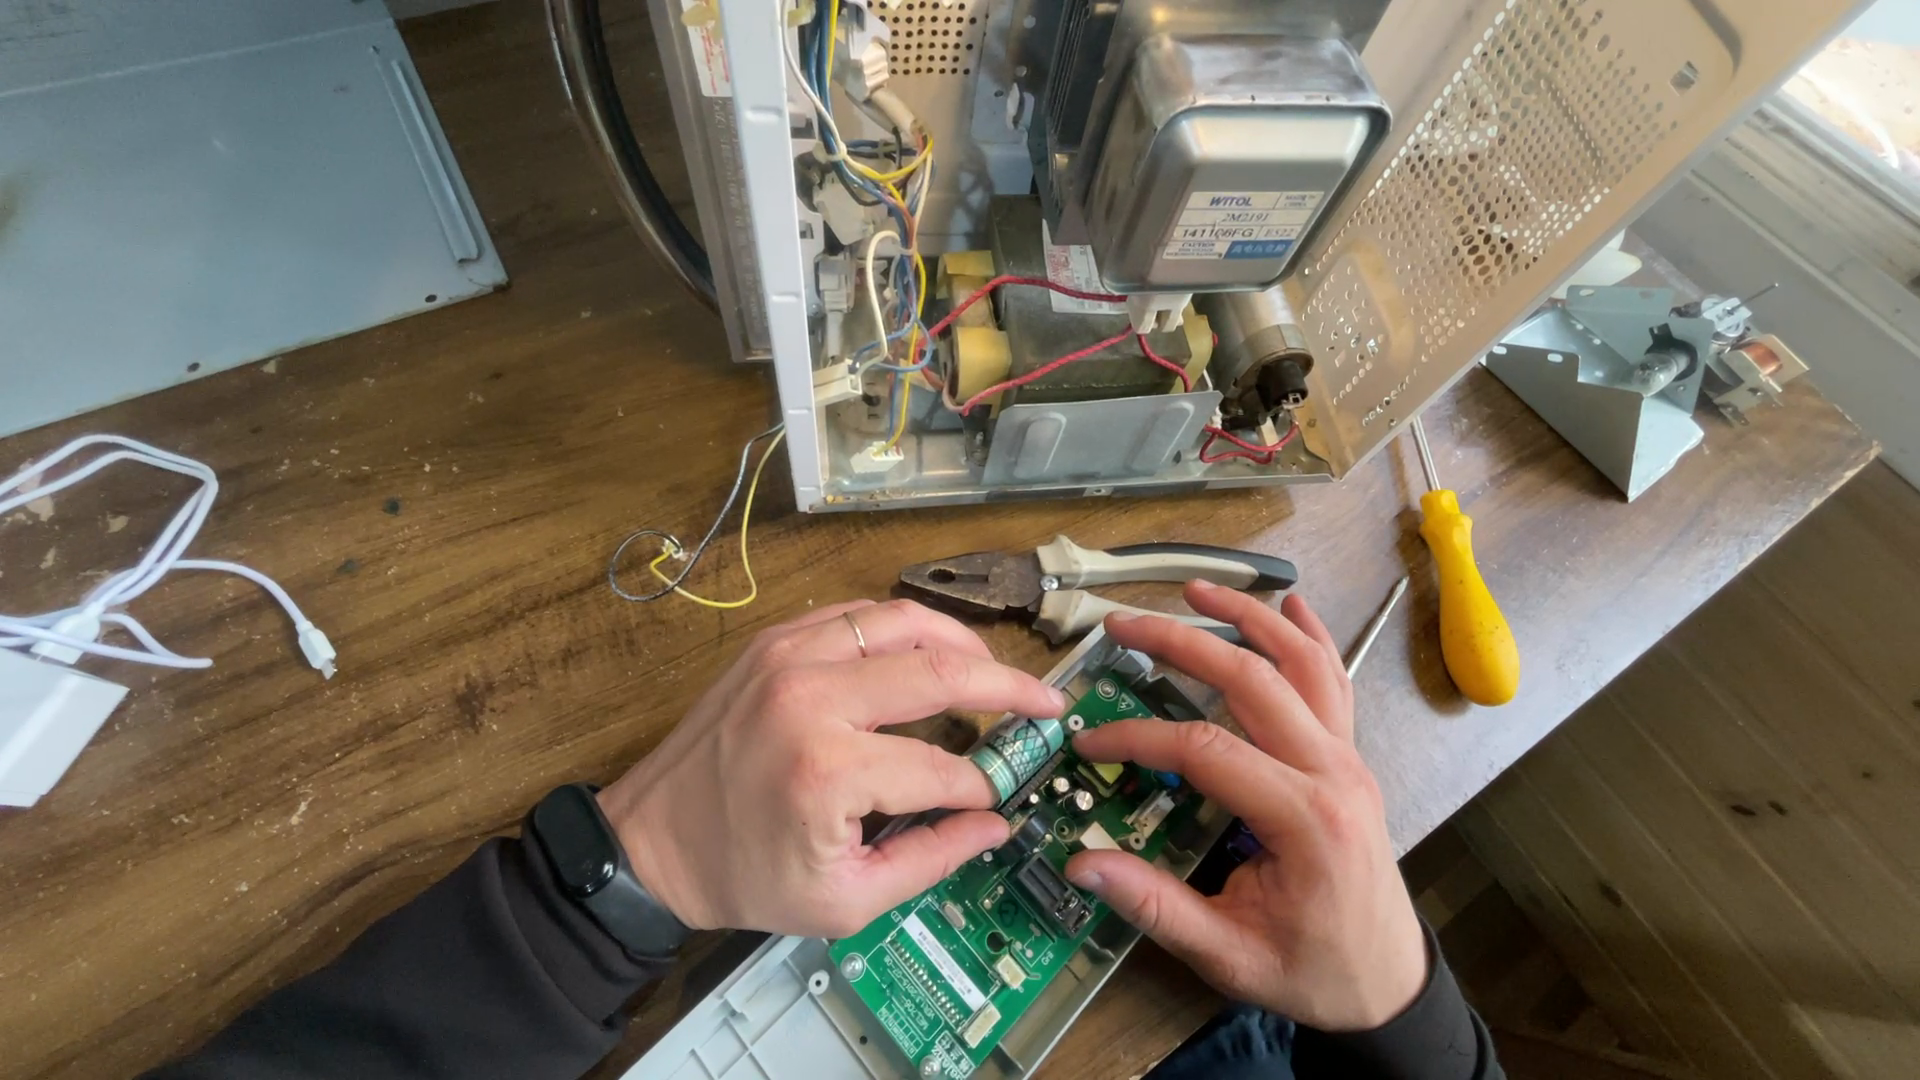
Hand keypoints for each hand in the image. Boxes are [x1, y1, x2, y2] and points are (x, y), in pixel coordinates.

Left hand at [596, 599, 1068, 937]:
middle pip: (939, 671)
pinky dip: (904, 628)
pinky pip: (858, 614)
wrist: (650, 841)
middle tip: (1045, 700)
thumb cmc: (745, 876)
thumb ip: (933, 858)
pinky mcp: (776, 640)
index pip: (941, 768)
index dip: (982, 783)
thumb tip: (997, 822)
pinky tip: (926, 650)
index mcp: (827, 771)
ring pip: (903, 620)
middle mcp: (814, 696)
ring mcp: (791, 655)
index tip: (997, 794)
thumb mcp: (845, 901)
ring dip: (961, 640)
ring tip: (992, 669)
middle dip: (1007, 688)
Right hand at [1064, 581, 1427, 1031]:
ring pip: (1302, 663)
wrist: (1391, 985)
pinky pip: (1334, 681)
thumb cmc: (1313, 971)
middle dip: (1182, 643)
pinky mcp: (1350, 754)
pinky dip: (1310, 636)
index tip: (1092, 742)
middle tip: (1125, 625)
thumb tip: (1082, 863)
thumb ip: (1156, 907)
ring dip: (1248, 618)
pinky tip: (1290, 604)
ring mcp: (1348, 756)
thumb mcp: (1229, 957)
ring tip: (1196, 590)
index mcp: (1304, 818)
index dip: (1139, 738)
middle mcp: (1333, 770)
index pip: (1206, 750)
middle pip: (1253, 681)